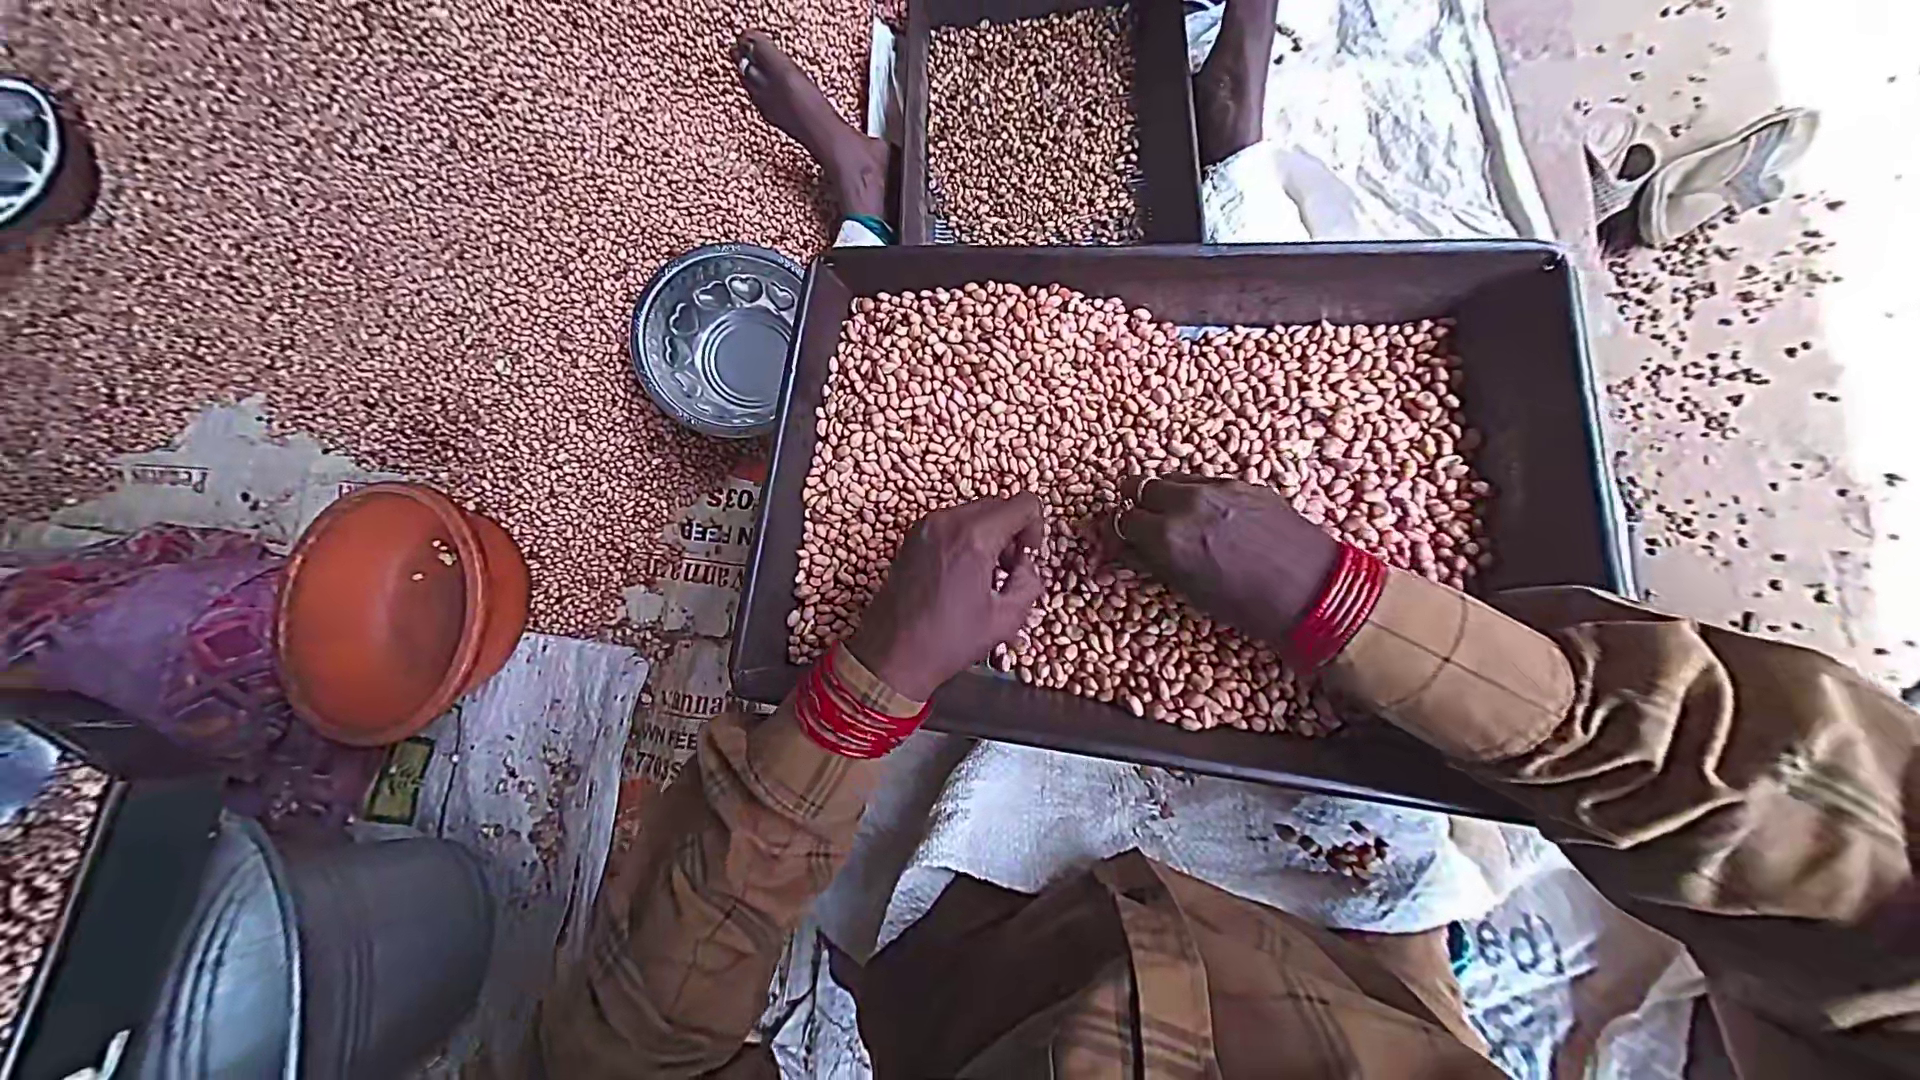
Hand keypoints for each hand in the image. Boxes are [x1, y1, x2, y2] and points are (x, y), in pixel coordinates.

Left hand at [846, 494, 1046, 699]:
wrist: (891, 655)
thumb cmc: (946, 641)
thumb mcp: (1005, 619)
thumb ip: (1029, 582)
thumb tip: (1027, 564)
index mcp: (973, 538)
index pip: (1023, 504)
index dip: (1036, 529)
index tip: (1028, 556)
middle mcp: (947, 521)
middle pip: (999, 504)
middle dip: (1013, 532)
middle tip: (1010, 570)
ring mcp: (926, 526)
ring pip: (976, 512)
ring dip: (990, 535)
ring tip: (985, 575)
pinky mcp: (913, 536)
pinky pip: (953, 523)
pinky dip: (968, 538)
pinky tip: (963, 574)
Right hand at [1106, 475, 1338, 648]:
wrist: (1312, 590)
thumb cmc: (1246, 602)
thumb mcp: (1188, 587)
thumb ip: (1151, 560)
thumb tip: (1125, 547)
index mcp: (1167, 535)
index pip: (1123, 519)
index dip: (1116, 529)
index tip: (1116, 535)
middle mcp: (1187, 503)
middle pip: (1139, 486)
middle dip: (1134, 503)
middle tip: (1139, 520)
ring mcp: (1217, 488)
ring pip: (1171, 478)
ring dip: (1163, 494)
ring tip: (1172, 515)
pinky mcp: (1243, 482)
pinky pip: (1204, 480)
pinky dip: (1194, 493)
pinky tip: (1207, 515)